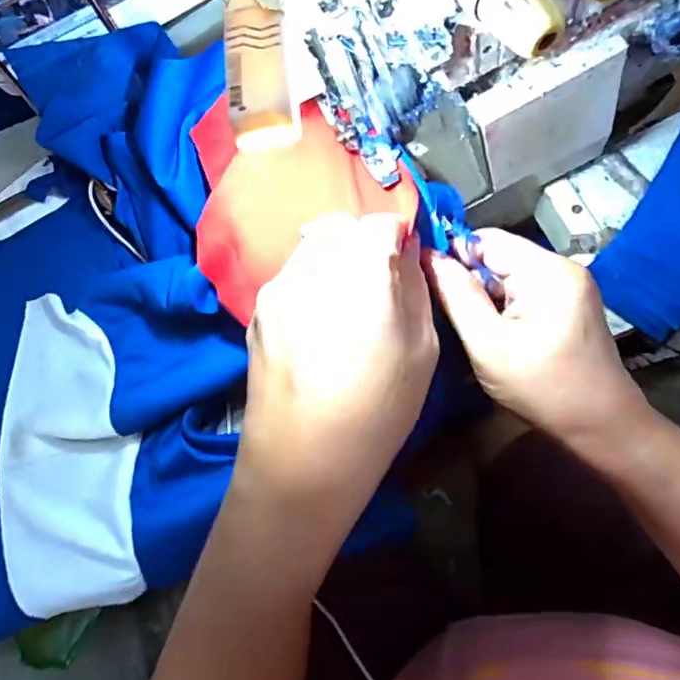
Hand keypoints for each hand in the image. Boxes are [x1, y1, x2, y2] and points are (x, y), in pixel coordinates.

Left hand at [239, 213, 438, 517]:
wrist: (302, 457)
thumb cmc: (378, 407)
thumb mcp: (422, 348)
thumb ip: (414, 286)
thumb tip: (405, 253)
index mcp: (361, 265)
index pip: (381, 221)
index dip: (398, 237)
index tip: (405, 262)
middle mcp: (313, 261)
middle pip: (340, 225)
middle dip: (363, 242)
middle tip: (377, 283)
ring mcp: (278, 284)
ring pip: (311, 246)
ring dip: (334, 259)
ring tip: (346, 307)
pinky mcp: (257, 308)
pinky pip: (290, 276)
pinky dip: (310, 282)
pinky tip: (318, 326)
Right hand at [427, 229, 653, 459]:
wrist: (602, 426)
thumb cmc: (543, 388)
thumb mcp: (488, 344)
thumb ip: (456, 296)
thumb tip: (428, 257)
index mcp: (546, 270)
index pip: (484, 239)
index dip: (451, 256)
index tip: (426, 282)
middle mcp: (562, 268)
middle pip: (497, 257)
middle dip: (468, 281)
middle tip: (445, 313)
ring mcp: (569, 286)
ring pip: (508, 276)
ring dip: (485, 297)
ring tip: (470, 327)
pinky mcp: (570, 304)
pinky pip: (524, 292)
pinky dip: (504, 308)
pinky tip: (495, 333)